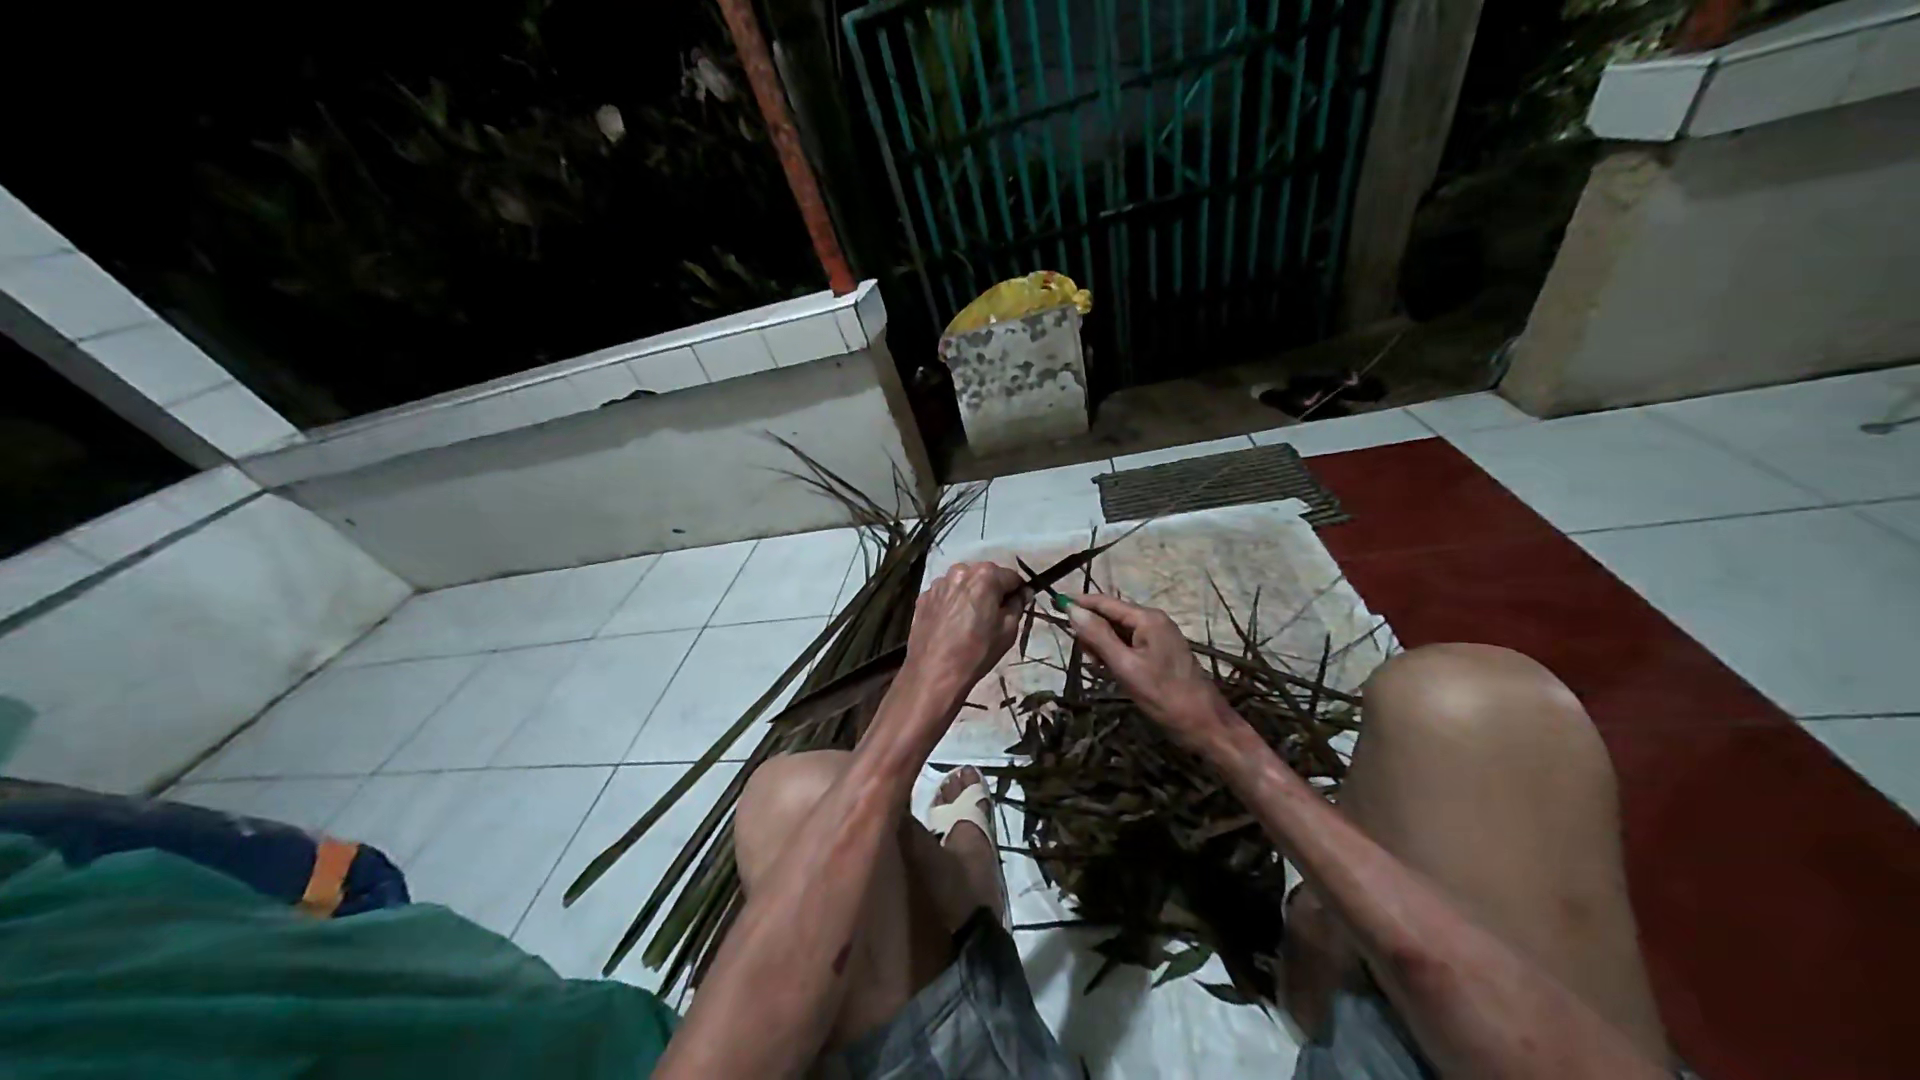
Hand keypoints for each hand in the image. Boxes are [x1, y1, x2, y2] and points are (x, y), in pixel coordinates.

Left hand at [903, 562, 1026, 701]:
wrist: (934, 672)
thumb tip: (1023, 592)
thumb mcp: (1008, 630)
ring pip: (963, 583)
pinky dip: (952, 602)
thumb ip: (1017, 604)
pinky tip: (952, 623)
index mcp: (985, 575)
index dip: (1017, 591)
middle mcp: (960, 571)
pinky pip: (946, 594)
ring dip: (971, 594)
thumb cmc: (977, 651)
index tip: (1016, 606)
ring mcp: (939, 583)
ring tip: (970, 619)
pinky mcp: (924, 597)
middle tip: (993, 615)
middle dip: (992, 590)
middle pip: (984, 576)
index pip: (1011, 577)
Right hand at [1065, 593, 1233, 751]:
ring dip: (1102, 645)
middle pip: (1111, 616)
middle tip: (1083, 655)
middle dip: (1092, 630)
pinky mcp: (1160, 653)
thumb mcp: (1125, 666)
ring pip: (1119, 632)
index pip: (1105, 602)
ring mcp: (1159, 637)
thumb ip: (1098, 636)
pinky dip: (1115, 654)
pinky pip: (1129, 644)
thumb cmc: (1163, 696)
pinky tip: (1109, 670)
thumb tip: (1072, 609)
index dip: (1079, 603)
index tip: (1054, 604)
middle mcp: (1154, 621)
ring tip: (1097, 666)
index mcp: (1147, 618)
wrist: (1204, 724)